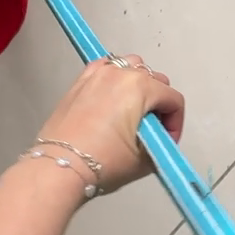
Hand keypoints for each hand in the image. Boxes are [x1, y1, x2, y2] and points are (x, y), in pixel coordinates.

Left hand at [34, 55, 185, 194]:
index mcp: (141, 87)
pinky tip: (113, 98)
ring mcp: (98, 74)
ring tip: (133, 111)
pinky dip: (114, 78)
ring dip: (139, 85)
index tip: (166, 141)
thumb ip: (160, 143)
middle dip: (158, 104)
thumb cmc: (103, 162)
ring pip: (131, 66)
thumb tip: (159, 138)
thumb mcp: (144, 159)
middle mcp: (121, 73)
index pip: (173, 99)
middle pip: (155, 80)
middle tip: (152, 129)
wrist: (59, 167)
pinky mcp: (81, 81)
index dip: (175, 123)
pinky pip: (106, 68)